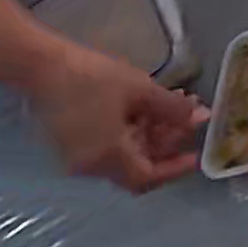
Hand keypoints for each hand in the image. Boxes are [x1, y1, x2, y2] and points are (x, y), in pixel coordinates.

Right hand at [28, 44, 209, 191]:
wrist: (46, 69)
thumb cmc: (96, 80)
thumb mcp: (143, 92)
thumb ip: (174, 109)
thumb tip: (201, 119)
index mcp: (106, 157)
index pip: (145, 178)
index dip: (174, 169)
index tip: (197, 156)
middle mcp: (90, 165)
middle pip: (138, 164)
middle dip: (169, 141)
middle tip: (192, 114)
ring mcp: (79, 155)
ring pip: (128, 152)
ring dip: (156, 131)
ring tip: (179, 101)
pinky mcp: (75, 141)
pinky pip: (112, 143)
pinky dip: (137, 127)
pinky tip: (155, 103)